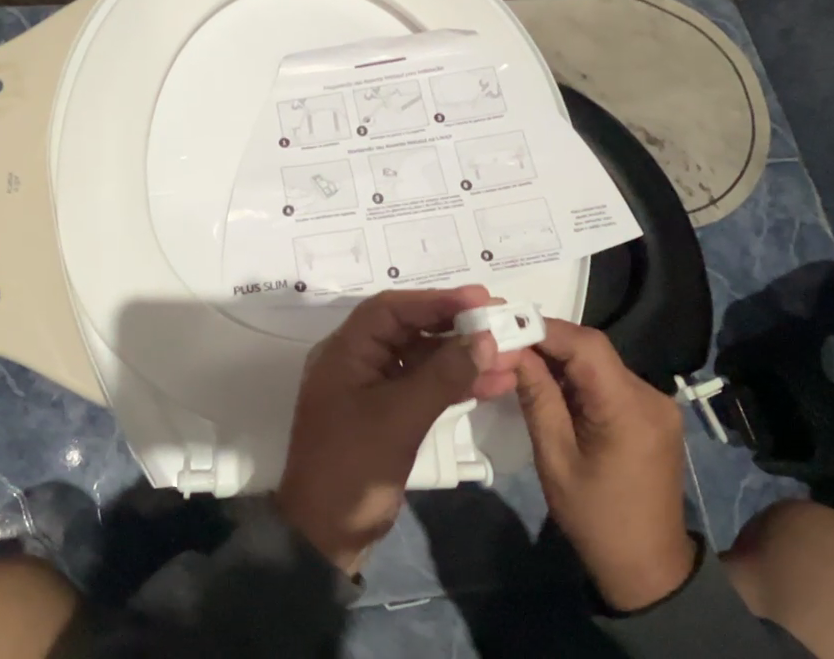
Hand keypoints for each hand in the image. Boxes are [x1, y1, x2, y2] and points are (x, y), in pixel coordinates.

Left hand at [275, 286, 520, 574]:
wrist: (325, 533)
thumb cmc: (353, 466)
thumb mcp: (400, 417)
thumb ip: (443, 375)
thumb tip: (484, 339)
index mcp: (344, 351)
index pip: (392, 309)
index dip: (436, 300)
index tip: (482, 299)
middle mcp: (355, 362)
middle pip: (409, 330)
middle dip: (455, 327)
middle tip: (501, 322)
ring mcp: (370, 389)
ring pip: (421, 360)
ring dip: (461, 357)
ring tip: (508, 356)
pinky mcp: (386, 415)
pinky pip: (423, 387)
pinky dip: (455, 384)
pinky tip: (492, 383)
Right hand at [515, 318, 693, 610]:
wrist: (648, 566)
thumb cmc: (595, 517)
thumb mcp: (555, 458)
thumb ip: (536, 397)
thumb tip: (510, 351)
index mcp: (629, 408)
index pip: (586, 345)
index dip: (544, 329)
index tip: (503, 328)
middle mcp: (651, 395)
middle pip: (594, 350)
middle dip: (548, 344)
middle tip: (504, 347)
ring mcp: (657, 404)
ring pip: (601, 363)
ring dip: (562, 361)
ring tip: (521, 367)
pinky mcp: (653, 415)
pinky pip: (610, 381)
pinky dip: (579, 379)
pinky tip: (553, 390)